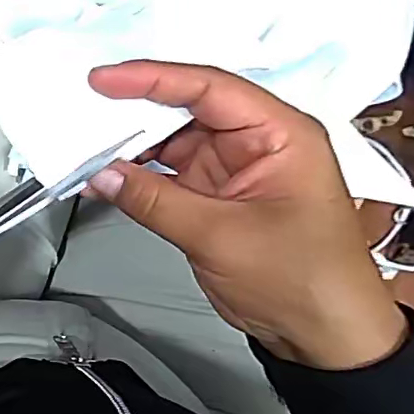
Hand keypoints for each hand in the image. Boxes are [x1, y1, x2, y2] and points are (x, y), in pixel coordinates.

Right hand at [86, 61, 406, 368]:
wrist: (323, 335)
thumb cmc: (309, 282)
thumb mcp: (221, 237)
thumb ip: (155, 201)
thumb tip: (106, 175)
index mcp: (280, 134)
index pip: (209, 88)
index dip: (153, 78)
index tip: (108, 79)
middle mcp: (258, 144)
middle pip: (187, 110)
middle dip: (136, 112)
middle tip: (90, 111)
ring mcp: (234, 170)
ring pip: (173, 142)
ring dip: (133, 148)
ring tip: (92, 150)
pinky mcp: (216, 196)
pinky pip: (169, 174)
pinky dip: (139, 178)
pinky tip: (110, 180)